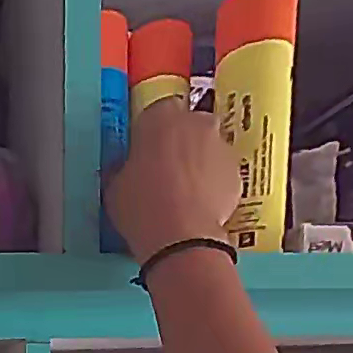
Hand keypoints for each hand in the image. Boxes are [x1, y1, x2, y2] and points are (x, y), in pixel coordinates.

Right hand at [105, 98, 239, 261]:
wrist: (181, 237)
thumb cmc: (140, 207)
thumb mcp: (114, 188)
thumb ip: (122, 169)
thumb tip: (124, 168)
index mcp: (159, 117)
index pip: (154, 114)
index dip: (149, 136)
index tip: (144, 154)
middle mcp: (195, 122)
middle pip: (187, 126)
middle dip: (178, 144)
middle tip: (165, 173)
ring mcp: (220, 145)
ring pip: (208, 149)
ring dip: (198, 164)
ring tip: (184, 195)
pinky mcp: (237, 172)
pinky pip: (221, 173)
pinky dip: (214, 185)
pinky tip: (200, 207)